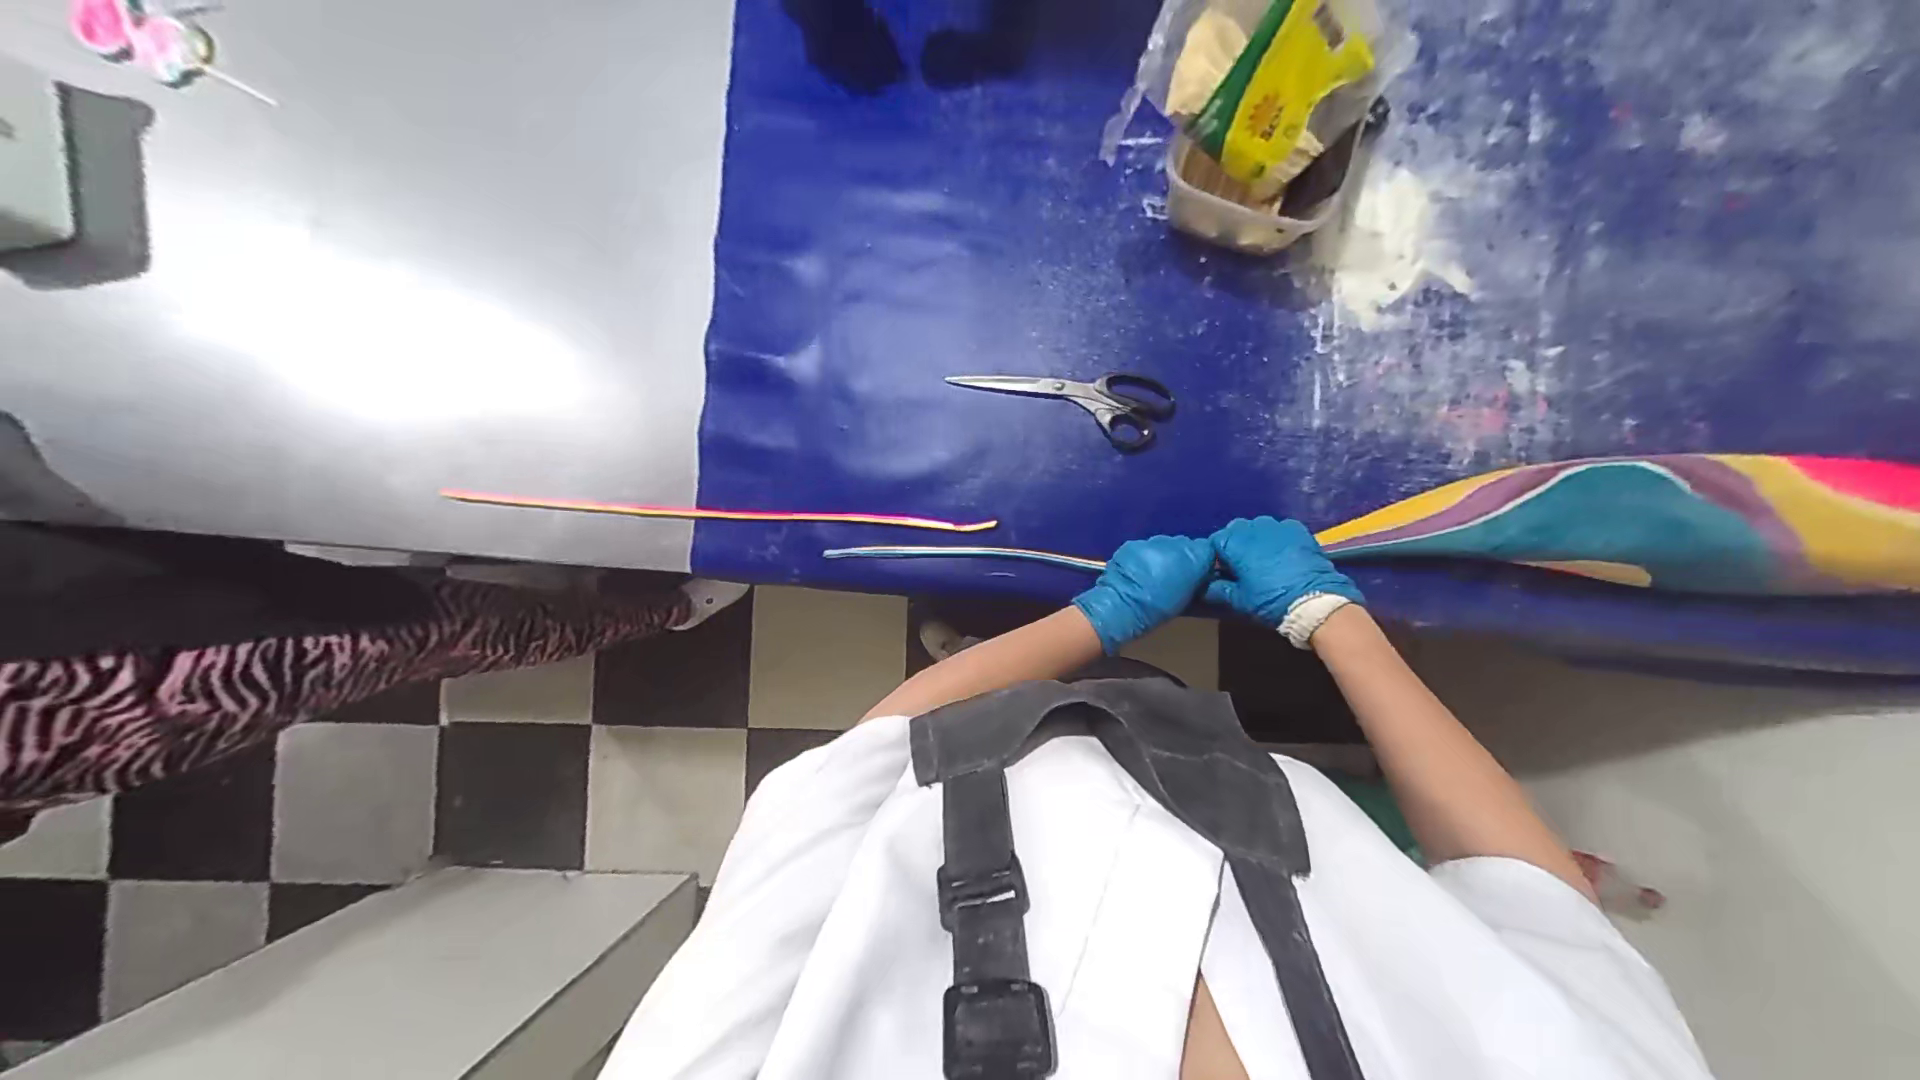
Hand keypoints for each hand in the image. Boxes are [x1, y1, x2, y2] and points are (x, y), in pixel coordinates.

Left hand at [1072, 535, 1215, 653]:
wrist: (1121, 606)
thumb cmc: (1159, 610)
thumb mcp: (1188, 597)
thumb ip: (1197, 579)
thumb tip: (1201, 573)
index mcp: (1192, 558)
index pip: (1206, 548)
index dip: (1202, 560)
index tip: (1197, 572)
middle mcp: (1173, 544)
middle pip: (1184, 544)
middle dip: (1181, 556)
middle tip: (1174, 573)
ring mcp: (1150, 542)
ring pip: (1163, 544)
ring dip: (1162, 555)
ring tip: (1154, 572)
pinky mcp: (1132, 544)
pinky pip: (1143, 547)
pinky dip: (1144, 556)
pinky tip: (1138, 570)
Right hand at [1205, 517, 1361, 627]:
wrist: (1314, 601)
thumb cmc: (1269, 600)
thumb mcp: (1237, 600)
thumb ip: (1216, 589)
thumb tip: (1204, 586)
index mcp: (1233, 542)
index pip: (1214, 542)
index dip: (1217, 557)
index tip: (1223, 572)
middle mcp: (1253, 528)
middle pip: (1235, 530)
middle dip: (1236, 545)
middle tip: (1242, 567)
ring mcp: (1277, 526)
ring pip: (1258, 527)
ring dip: (1256, 540)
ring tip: (1263, 559)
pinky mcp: (1299, 530)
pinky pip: (1281, 529)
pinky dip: (1278, 538)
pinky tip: (1283, 554)